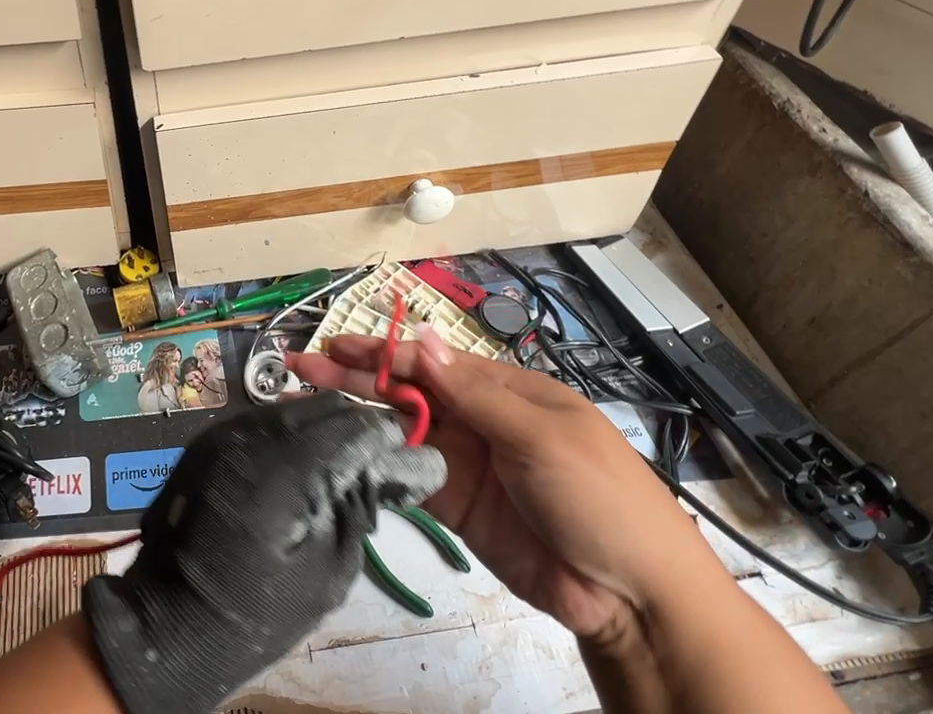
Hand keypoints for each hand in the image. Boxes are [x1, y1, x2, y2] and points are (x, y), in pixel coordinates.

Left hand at [83, 393, 445, 713]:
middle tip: (379, 465)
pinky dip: (294, 434)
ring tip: (342, 467)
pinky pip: (266, 419)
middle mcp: (251, 434)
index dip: (388, 439)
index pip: (355, 428)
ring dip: (327, 428)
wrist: (169, 618)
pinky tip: (304, 466)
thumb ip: (361, 504)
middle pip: (327, 406)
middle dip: (359, 428)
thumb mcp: (331, 568)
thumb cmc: (258, 610)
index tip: (409, 460)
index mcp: (284, 468)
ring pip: (296, 407)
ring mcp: (224, 431)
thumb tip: (395, 464)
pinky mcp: (209, 437)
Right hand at [291, 331, 727, 643]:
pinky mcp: (453, 504)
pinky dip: (372, 460)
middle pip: (408, 390)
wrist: (629, 593)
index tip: (337, 349)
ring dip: (355, 414)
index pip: (433, 363)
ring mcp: (464, 462)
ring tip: (306, 403)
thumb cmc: (599, 496)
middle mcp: (479, 419)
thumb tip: (424, 339)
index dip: (384, 354)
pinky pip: (406, 473)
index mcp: (507, 391)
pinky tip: (339, 449)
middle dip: (357, 376)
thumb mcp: (542, 436)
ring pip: (399, 429)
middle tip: (303, 367)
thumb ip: (476, 392)